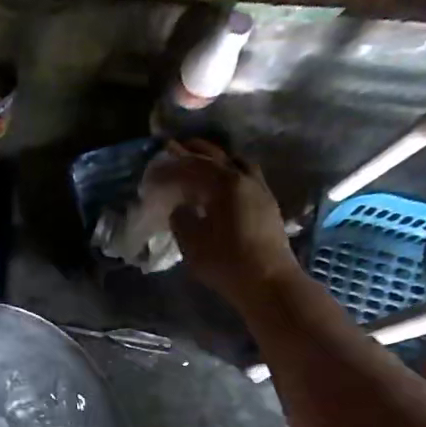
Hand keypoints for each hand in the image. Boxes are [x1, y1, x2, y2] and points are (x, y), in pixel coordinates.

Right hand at [150, 143, 298, 299]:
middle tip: (177, 146)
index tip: (157, 161)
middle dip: (196, 151)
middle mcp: (244, 179)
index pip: (194, 166)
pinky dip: (230, 172)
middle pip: (217, 157)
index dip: (174, 163)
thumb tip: (179, 207)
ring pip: (237, 162)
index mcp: (224, 184)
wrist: (268, 280)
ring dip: (218, 158)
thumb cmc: (226, 262)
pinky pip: (246, 176)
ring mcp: (260, 189)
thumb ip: (182, 219)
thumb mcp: (193, 243)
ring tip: (203, 161)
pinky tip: (223, 184)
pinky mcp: (267, 203)